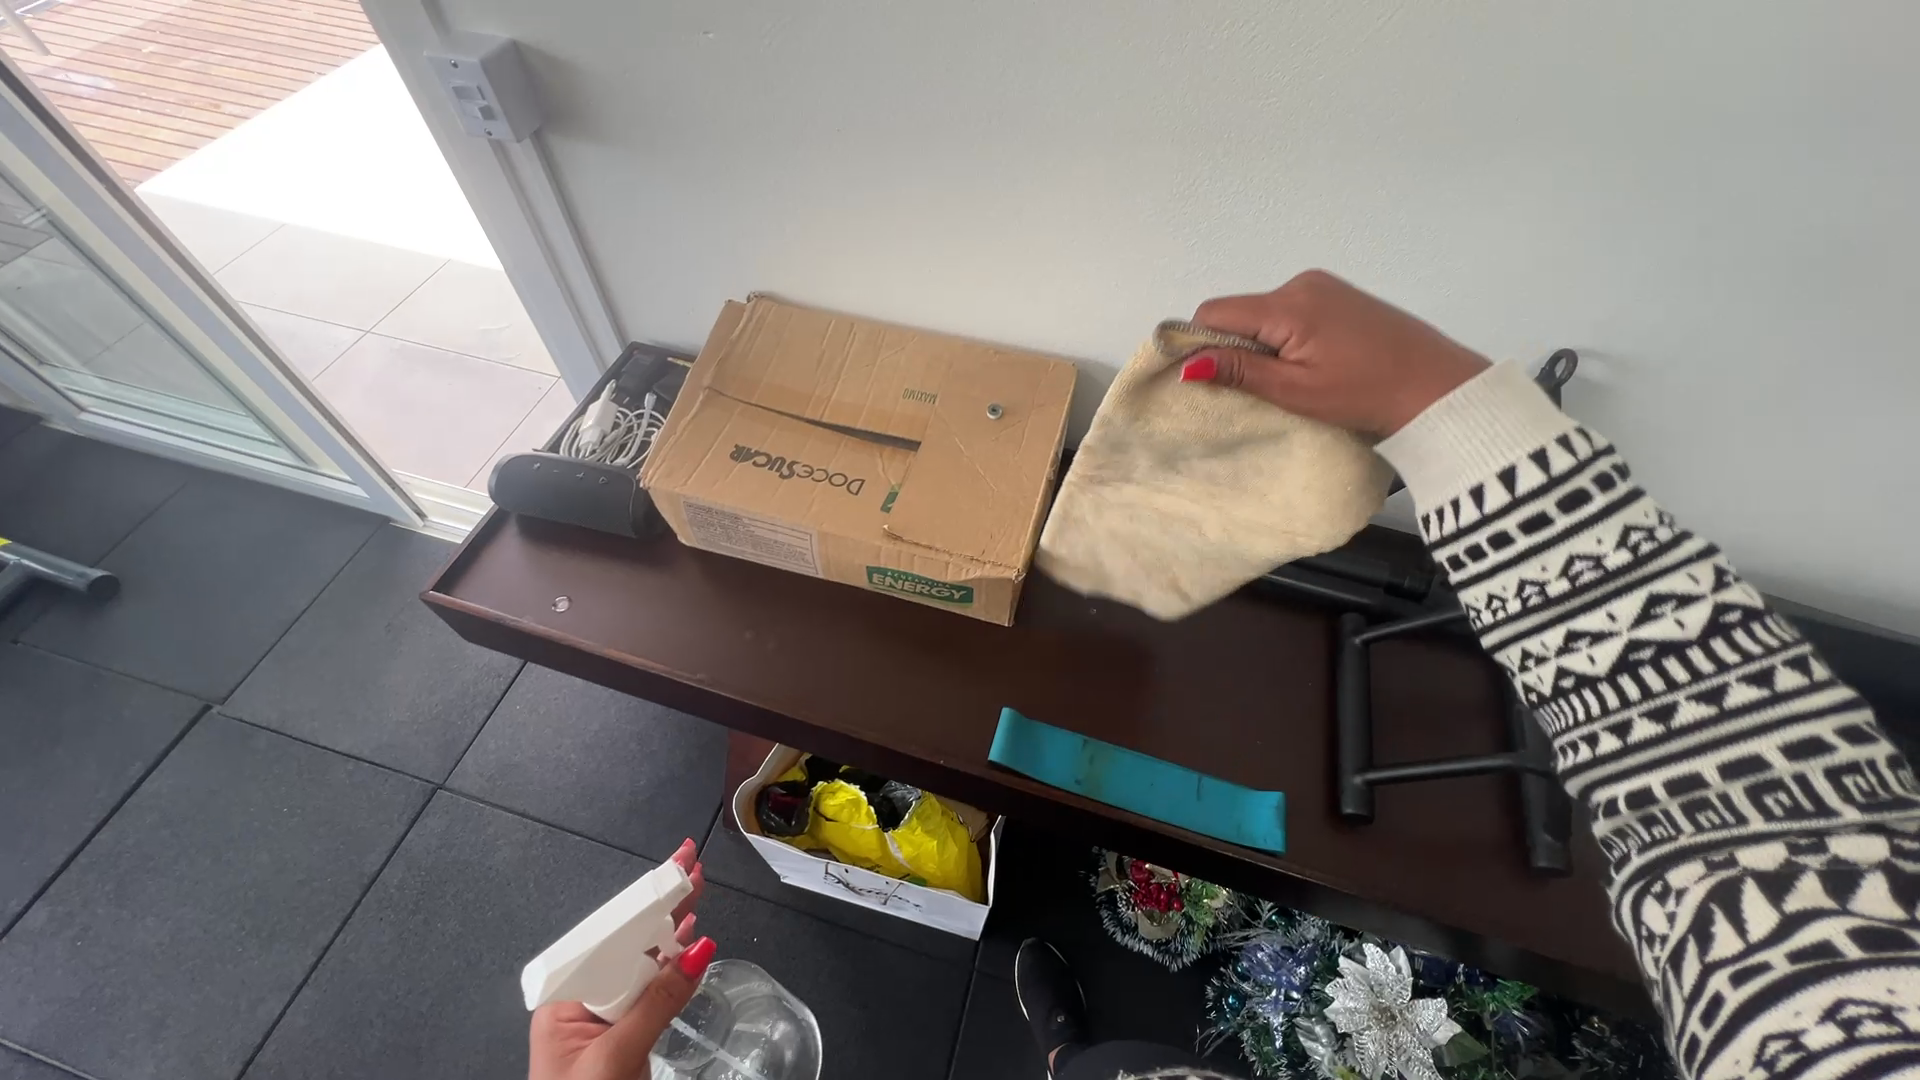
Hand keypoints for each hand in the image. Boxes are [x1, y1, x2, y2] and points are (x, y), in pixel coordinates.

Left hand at [528, 839, 711, 1079]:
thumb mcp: (614, 1059)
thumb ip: (657, 1002)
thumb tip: (700, 947)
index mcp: (565, 1001)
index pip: (610, 936)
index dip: (645, 899)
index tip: (676, 865)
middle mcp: (584, 1003)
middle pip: (627, 942)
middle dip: (660, 901)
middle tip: (690, 862)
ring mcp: (605, 1019)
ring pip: (643, 961)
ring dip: (671, 925)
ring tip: (694, 886)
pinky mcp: (626, 1036)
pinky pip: (652, 988)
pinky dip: (674, 960)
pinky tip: (688, 938)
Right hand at [1185, 270, 1491, 436]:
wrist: (1438, 387)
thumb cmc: (1364, 394)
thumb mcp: (1294, 390)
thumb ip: (1239, 371)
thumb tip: (1187, 364)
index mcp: (1288, 305)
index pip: (1213, 312)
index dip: (1200, 344)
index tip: (1211, 380)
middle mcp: (1300, 283)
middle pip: (1237, 312)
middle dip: (1233, 347)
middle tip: (1260, 387)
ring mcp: (1322, 285)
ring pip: (1261, 314)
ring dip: (1260, 345)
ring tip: (1290, 378)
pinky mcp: (1337, 294)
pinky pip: (1287, 312)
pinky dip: (1282, 337)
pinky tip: (1308, 363)